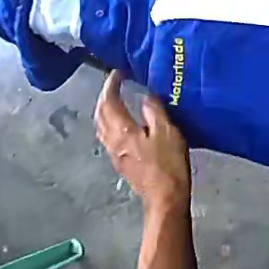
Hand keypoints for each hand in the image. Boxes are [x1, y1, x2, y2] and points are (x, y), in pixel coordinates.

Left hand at [96, 70, 192, 213]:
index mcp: (122, 131)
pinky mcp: (121, 162)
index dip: (111, 86)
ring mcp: (115, 153)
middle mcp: (112, 141)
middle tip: (114, 84)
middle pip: (100, 115)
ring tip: (116, 100)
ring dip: (105, 110)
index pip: (109, 103)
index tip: (117, 73)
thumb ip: (154, 112)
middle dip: (104, 97)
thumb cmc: (168, 163)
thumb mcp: (168, 132)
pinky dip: (111, 122)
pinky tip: (122, 123)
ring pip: (101, 126)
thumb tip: (145, 96)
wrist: (164, 195)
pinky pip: (108, 135)